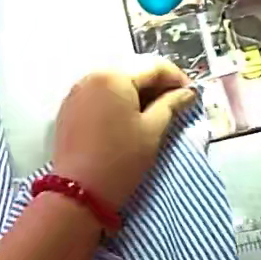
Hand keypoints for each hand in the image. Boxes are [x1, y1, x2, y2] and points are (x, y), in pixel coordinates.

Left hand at [52, 59, 197, 208]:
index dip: (177, 78)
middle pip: (133, 70)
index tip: (191, 95)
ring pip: (116, 82)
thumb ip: (171, 105)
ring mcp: (77, 92)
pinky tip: (129, 119)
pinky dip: (118, 101)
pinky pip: (100, 95)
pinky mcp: (69, 108)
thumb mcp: (152, 131)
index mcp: (114, 76)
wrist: (79, 193)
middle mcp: (92, 76)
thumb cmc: (121, 160)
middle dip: (156, 84)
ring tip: (155, 113)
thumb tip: (187, 93)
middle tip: (176, 104)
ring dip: (137, 92)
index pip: (154, 66)